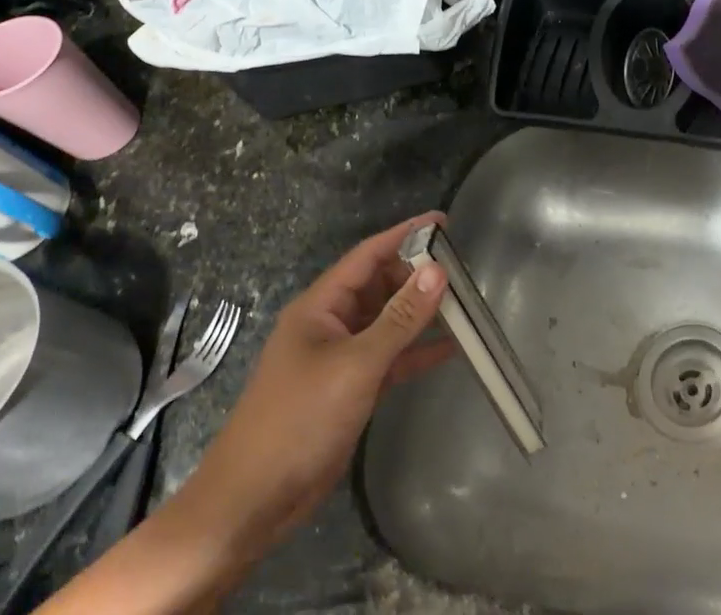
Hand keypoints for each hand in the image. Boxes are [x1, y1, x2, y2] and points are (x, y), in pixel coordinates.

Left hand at [181, 213, 452, 554]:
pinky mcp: (349, 389)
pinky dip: (418, 351)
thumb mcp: (356, 365)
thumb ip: (400, 318)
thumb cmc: (299, 420)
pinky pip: (391, 357)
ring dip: (422, 312)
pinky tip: (452, 349)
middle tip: (464, 267)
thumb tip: (438, 270)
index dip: (405, 235)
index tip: (444, 221)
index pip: (367, 256)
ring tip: (466, 301)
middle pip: (379, 286)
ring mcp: (339, 358)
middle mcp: (329, 325)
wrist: (254, 498)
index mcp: (319, 308)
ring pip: (388, 322)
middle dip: (418, 274)